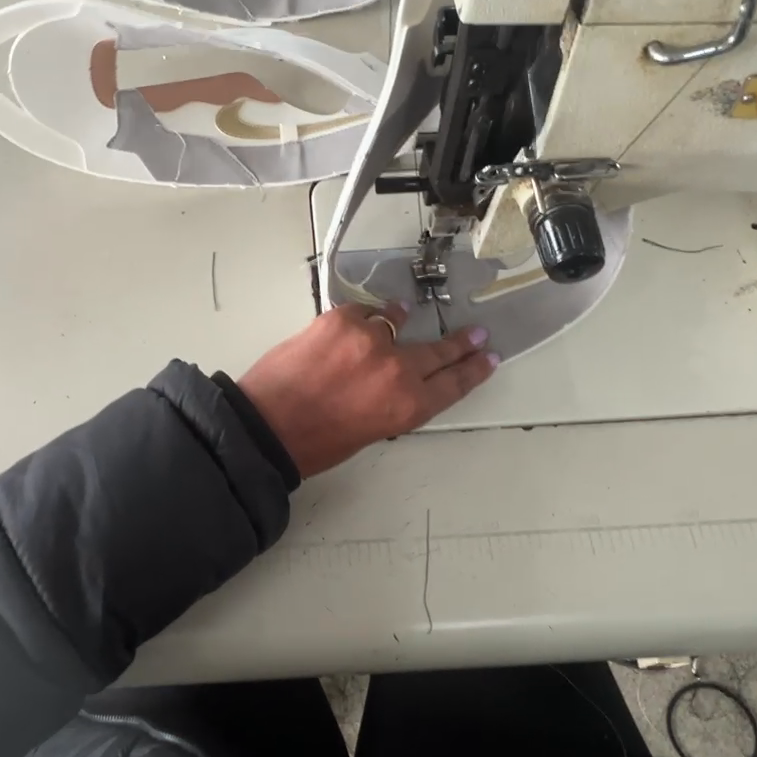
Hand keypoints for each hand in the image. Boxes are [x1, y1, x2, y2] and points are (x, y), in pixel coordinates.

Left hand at [237, 303, 497, 477]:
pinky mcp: (341, 320)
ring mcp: (370, 340)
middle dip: (460, 343)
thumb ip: (391, 404)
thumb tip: (392, 384)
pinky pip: (364, 312)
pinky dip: (366, 317)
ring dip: (406, 321)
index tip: (489, 358)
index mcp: (408, 407)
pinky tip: (365, 317)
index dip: (473, 371)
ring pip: (399, 323)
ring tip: (409, 315)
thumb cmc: (316, 443)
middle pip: (438, 352)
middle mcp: (398, 370)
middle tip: (477, 333)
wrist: (268, 425)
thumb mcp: (369, 433)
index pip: (453, 384)